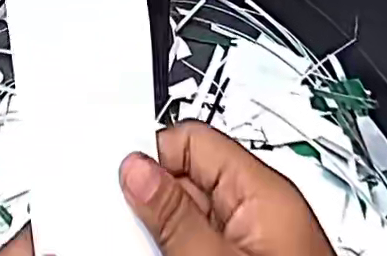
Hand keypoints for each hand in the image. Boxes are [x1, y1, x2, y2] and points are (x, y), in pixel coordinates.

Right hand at [120, 122, 337, 255]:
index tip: (124, 185)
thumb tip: (137, 168)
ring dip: (164, 241)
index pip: (194, 141)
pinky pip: (202, 251)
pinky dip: (181, 255)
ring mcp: (257, 248)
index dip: (155, 157)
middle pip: (190, 184)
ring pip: (192, 224)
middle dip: (157, 207)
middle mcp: (261, 213)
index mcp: (262, 191)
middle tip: (130, 235)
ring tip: (149, 254)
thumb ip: (176, 215)